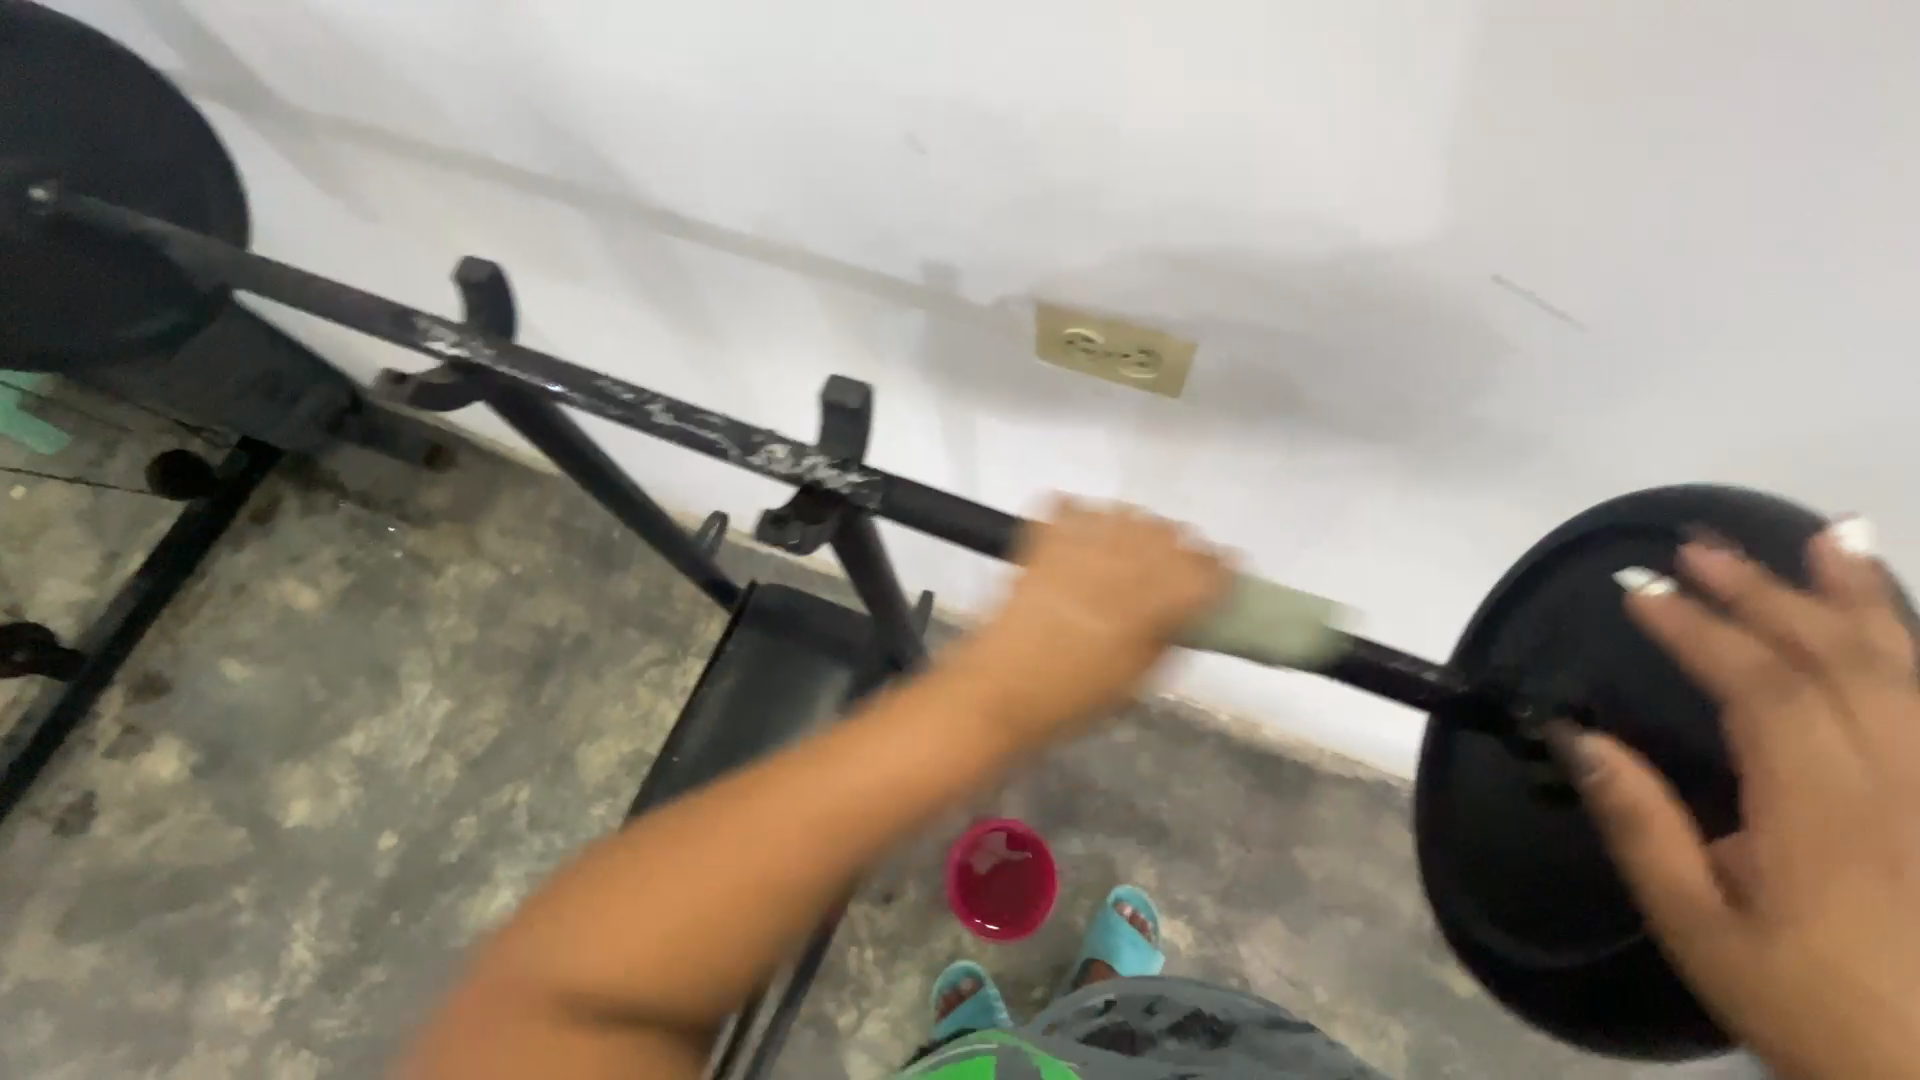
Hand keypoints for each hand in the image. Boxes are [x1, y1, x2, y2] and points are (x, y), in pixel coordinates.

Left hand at [945, 498, 1229, 742]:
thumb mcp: (1139, 678)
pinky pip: (1071, 506)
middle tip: (1169, 573)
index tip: (1216, 579)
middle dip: (1178, 550)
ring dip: (1135, 532)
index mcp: (1153, 602)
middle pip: (1170, 533)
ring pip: (1127, 513)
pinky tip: (1082, 541)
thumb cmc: (1075, 698)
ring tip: (1126, 556)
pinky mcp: (1043, 541)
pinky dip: (1081, 517)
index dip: (1217, 571)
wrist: (1002, 690)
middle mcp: (1123, 562)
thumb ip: (1169, 635)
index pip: (1206, 567)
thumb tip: (1186, 611)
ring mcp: (1080, 546)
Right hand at [1564, 520, 1919, 1079]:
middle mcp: (1903, 781)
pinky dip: (1916, 652)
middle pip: (1837, 662)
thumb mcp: (1698, 926)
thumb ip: (1641, 826)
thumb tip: (1579, 738)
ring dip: (1859, 599)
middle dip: (1765, 595)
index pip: (1761, 689)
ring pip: (1910, 672)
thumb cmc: (1814, 1004)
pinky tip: (1894, 626)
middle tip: (1701, 547)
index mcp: (1824, 812)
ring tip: (1822, 539)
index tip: (1639, 592)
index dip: (1699, 631)